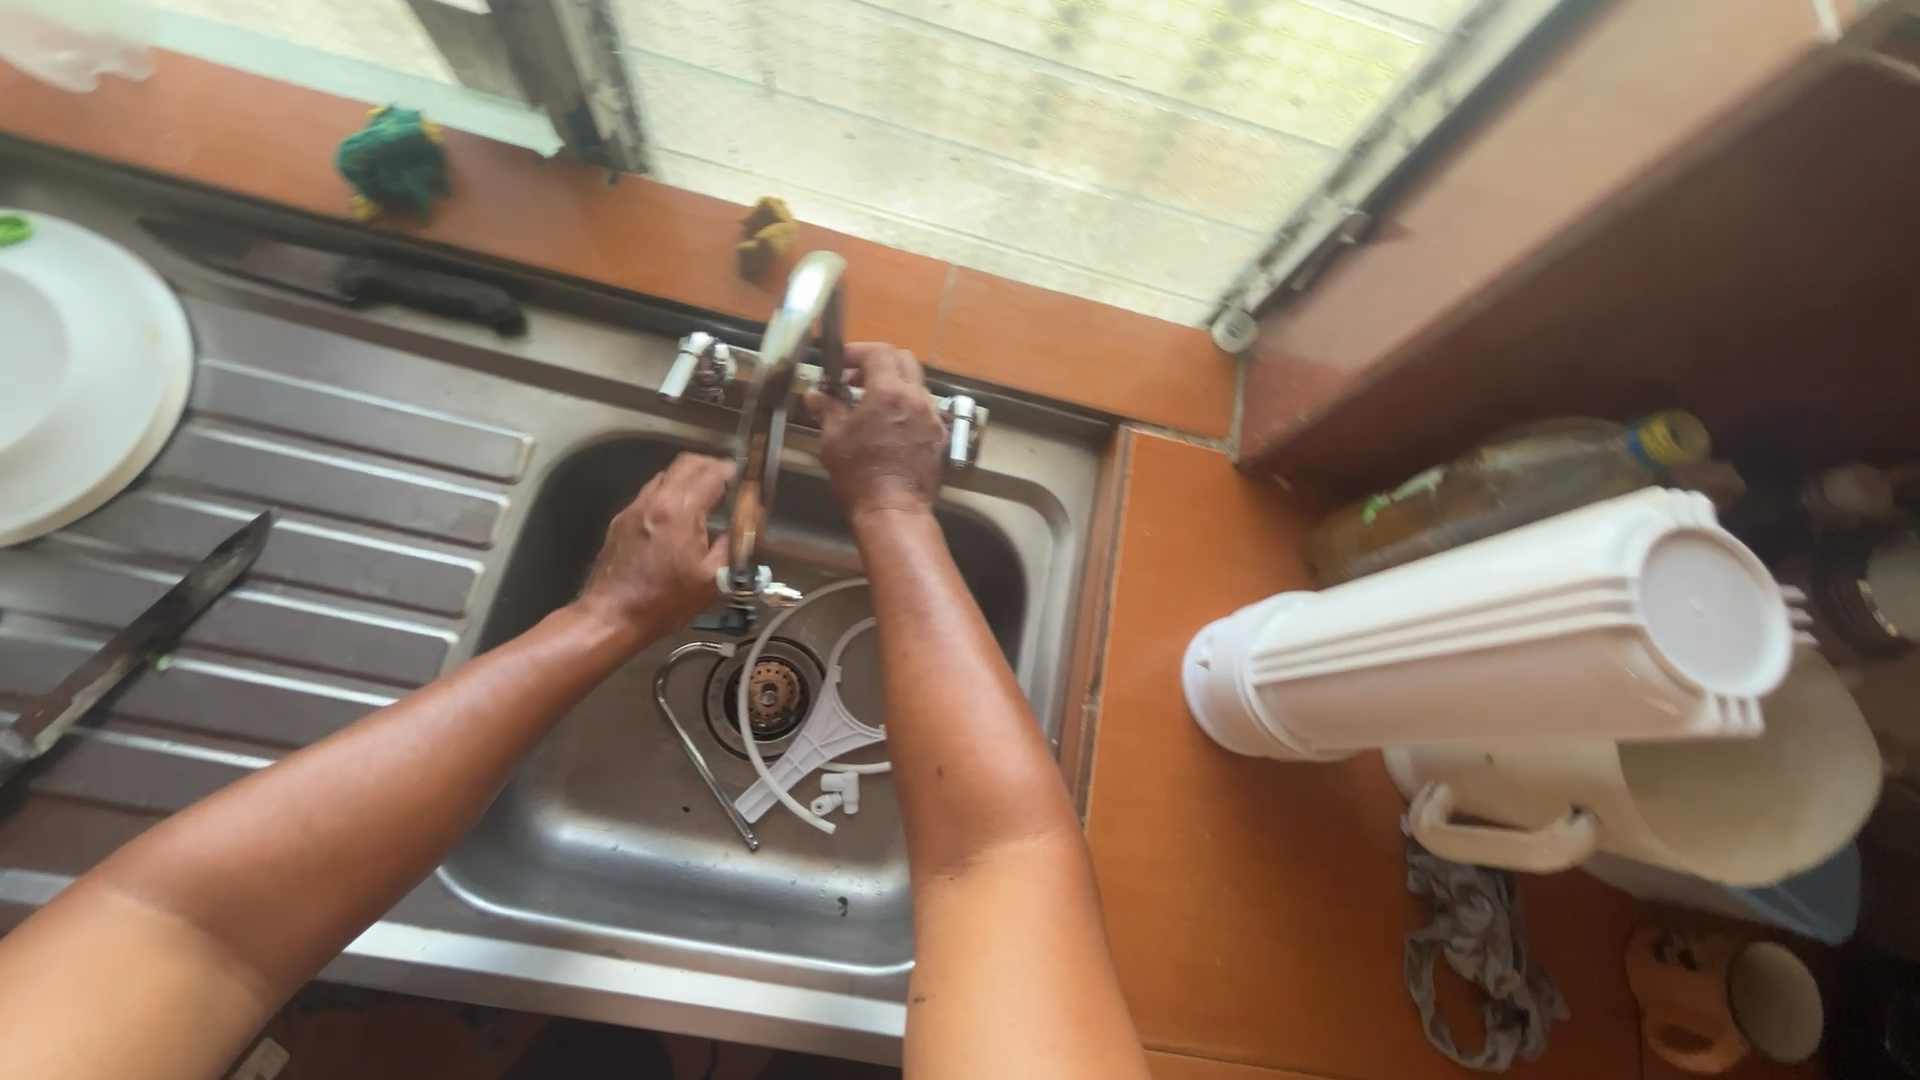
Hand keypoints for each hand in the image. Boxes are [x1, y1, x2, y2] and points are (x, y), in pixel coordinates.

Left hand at [574, 452, 732, 644]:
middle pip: (686, 464)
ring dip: (689, 479)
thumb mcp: (713, 579)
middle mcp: (655, 501)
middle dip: (710, 467)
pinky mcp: (622, 520)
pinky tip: (680, 517)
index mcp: (680, 512)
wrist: (613, 617)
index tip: (744, 478)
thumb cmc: (666, 602)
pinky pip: (651, 494)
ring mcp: (634, 508)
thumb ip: (731, 546)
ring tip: (706, 498)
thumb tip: (741, 529)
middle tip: (727, 481)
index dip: (731, 472)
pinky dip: (671, 494)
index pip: (710, 474)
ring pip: (666, 476)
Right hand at [807, 342, 947, 522]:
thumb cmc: (858, 475)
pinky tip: (891, 424)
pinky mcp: (939, 436)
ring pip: (917, 384)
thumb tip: (815, 394)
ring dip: (895, 383)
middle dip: (879, 362)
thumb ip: (828, 409)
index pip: (879, 352)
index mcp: (889, 392)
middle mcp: (916, 399)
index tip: (841, 364)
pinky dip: (907, 405)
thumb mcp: (833, 439)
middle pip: (904, 360)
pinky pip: (925, 408)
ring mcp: (932, 417)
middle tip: (856, 379)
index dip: (858, 352)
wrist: (894, 510)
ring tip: (872, 402)